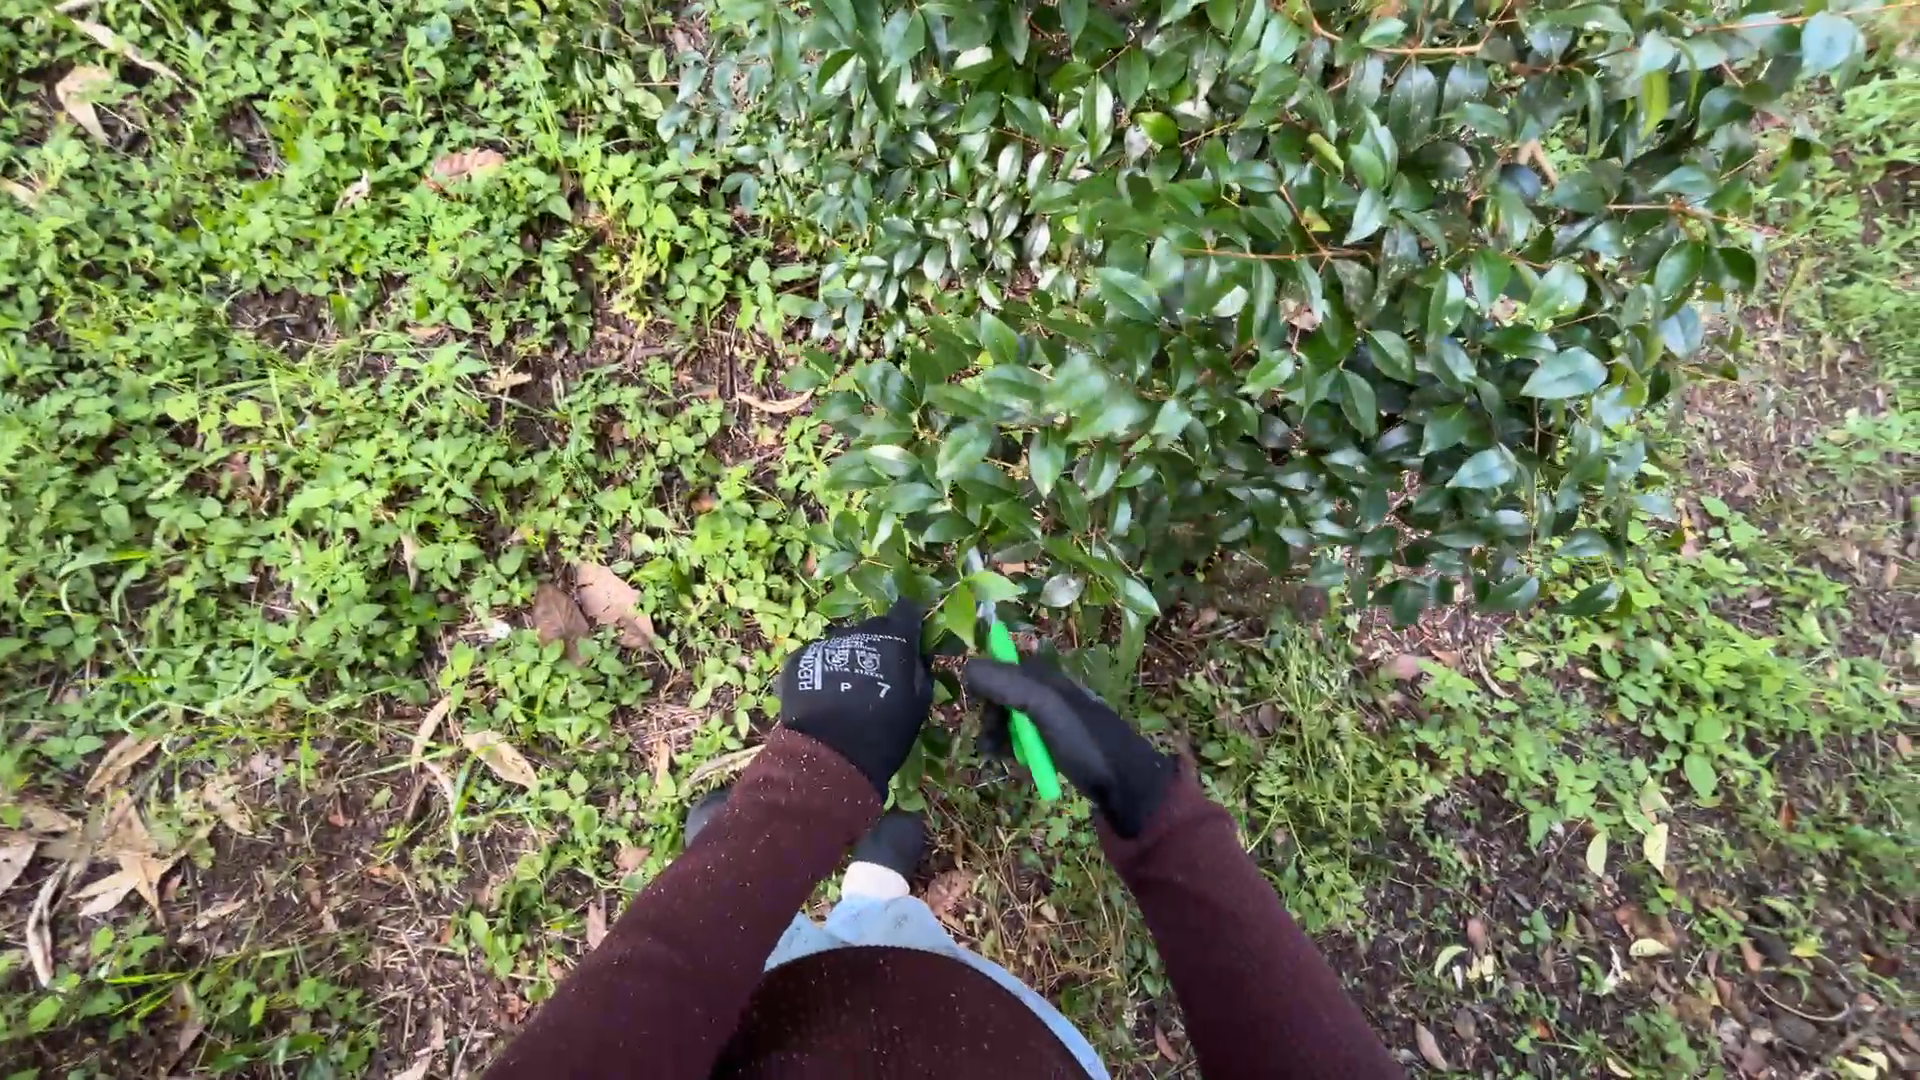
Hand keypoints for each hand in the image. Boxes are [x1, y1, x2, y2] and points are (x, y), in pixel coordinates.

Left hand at [777, 599, 931, 794]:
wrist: (829, 760)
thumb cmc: (884, 734)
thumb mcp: (917, 705)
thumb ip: (920, 672)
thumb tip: (917, 656)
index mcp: (894, 639)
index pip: (907, 609)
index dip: (910, 620)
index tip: (910, 635)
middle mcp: (859, 631)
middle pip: (874, 626)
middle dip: (880, 642)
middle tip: (880, 671)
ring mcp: (826, 642)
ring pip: (844, 640)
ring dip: (850, 655)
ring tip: (848, 687)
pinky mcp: (800, 658)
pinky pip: (818, 656)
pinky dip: (824, 669)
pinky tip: (826, 694)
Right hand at [963, 658, 1175, 837]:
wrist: (1124, 783)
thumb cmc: (1084, 739)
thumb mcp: (1044, 706)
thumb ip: (1007, 684)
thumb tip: (966, 668)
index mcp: (1043, 675)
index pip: (998, 668)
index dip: (985, 689)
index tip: (984, 716)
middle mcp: (1044, 690)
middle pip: (1000, 696)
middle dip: (991, 720)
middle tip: (990, 746)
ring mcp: (1049, 717)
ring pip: (1008, 721)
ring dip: (999, 739)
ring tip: (1001, 760)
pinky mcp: (1052, 742)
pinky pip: (1021, 740)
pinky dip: (1014, 751)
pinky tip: (1017, 766)